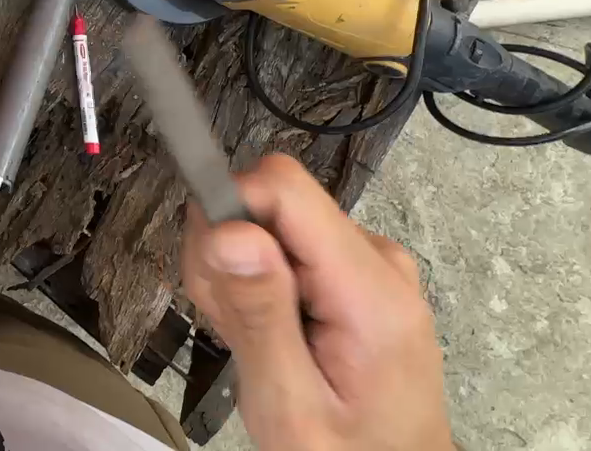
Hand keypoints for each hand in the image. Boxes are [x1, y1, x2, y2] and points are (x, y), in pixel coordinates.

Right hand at [181, 156, 450, 450]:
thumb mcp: (288, 405)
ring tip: (249, 335)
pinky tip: (264, 325)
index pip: (282, 187)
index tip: (213, 272)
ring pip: (262, 216)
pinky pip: (276, 235)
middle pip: (265, 199)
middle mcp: (377, 257)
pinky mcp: (351, 264)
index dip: (227, 209)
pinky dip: (250, 274)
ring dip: (232, 268)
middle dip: (224, 251)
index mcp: (370, 291)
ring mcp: (366, 258)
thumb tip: (230, 230)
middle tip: (230, 323)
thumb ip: (259, 315)